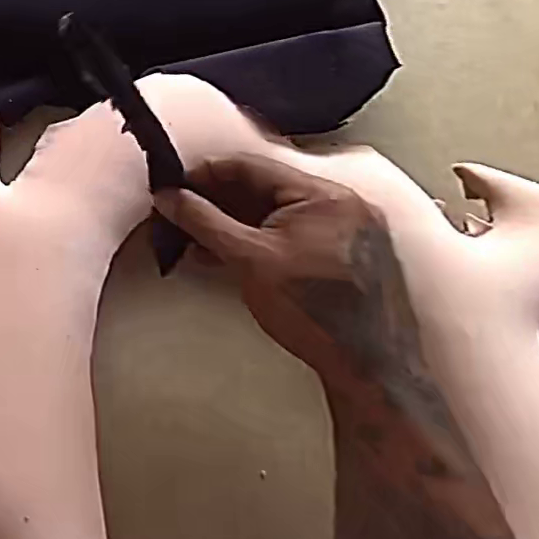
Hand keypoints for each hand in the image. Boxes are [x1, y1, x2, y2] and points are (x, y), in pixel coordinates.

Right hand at [154, 155, 408, 391]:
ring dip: (230, 221)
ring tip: (195, 237)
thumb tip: (168, 197)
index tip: (174, 190)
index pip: (247, 167)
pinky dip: (253, 237)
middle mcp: (341, 204)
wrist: (370, 372)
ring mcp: (346, 229)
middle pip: (259, 187)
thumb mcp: (246, 258)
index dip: (202, 176)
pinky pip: (287, 230)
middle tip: (180, 213)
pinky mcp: (343, 254)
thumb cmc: (316, 313)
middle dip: (214, 201)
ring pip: (271, 210)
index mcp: (324, 196)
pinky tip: (224, 252)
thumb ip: (202, 220)